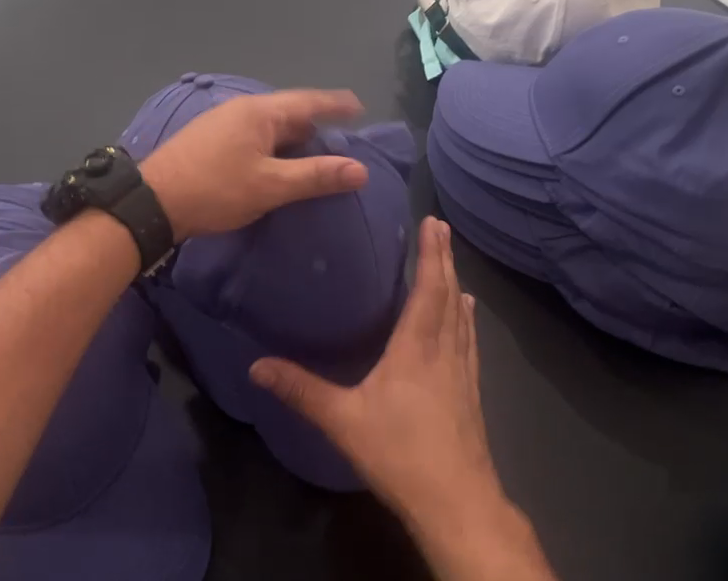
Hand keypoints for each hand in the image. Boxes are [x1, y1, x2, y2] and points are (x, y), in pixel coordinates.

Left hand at [139, 88, 367, 240]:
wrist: (153, 202)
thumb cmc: (215, 190)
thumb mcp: (270, 185)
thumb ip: (315, 175)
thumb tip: (360, 169)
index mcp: (259, 112)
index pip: (308, 101)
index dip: (335, 104)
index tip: (359, 106)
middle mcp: (241, 109)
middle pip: (289, 112)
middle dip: (315, 123)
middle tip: (342, 137)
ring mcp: (222, 123)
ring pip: (269, 126)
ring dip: (293, 137)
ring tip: (315, 152)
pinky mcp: (210, 141)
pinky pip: (254, 136)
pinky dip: (274, 146)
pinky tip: (277, 162)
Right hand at [249, 216, 500, 528]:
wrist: (457, 504)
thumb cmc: (400, 453)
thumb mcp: (343, 421)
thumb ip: (301, 391)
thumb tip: (257, 366)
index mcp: (417, 349)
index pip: (428, 291)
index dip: (431, 255)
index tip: (434, 223)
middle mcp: (444, 354)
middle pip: (448, 298)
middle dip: (444, 261)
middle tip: (442, 230)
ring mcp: (462, 376)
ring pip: (462, 321)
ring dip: (456, 290)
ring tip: (453, 271)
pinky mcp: (471, 397)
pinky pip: (468, 345)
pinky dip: (466, 323)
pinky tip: (466, 324)